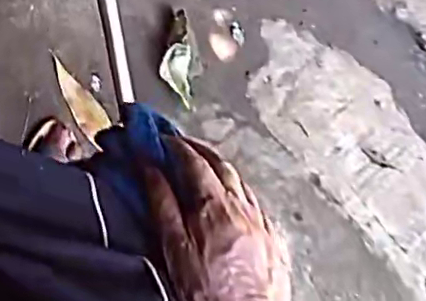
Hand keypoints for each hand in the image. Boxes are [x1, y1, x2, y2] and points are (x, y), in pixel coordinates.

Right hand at [142, 135, 290, 300]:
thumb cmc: (206, 290)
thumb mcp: (172, 243)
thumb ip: (160, 199)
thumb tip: (149, 166)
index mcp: (215, 206)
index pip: (193, 160)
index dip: (175, 144)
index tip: (161, 139)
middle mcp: (244, 211)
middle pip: (222, 165)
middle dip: (199, 150)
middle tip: (181, 145)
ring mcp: (264, 228)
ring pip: (242, 184)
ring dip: (221, 170)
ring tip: (203, 168)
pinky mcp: (277, 246)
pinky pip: (258, 207)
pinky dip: (241, 194)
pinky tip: (233, 200)